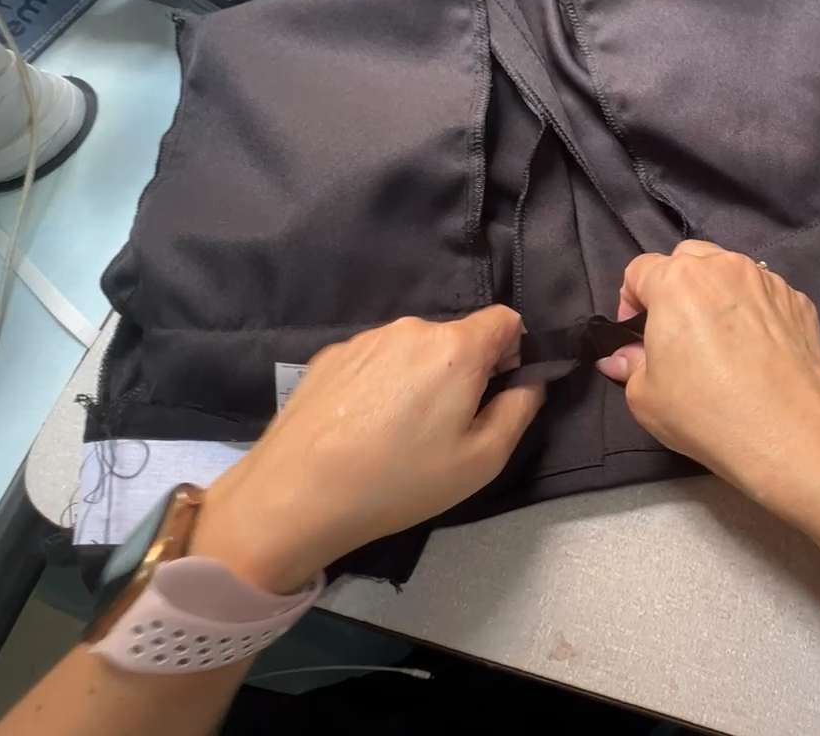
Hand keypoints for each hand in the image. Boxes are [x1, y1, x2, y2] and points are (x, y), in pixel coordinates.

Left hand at [191, 308, 543, 592]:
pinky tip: (363, 425)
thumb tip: (529, 381)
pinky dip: (384, 381)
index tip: (496, 391)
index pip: (506, 319)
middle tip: (446, 423)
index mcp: (456, 346)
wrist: (291, 500)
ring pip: (417, 348)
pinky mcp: (330, 355)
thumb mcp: (483, 459)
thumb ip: (522, 407)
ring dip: (423, 375)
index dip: (513, 351)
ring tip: (398, 428)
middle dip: (465, 369)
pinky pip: (378, 358)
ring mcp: (366, 339)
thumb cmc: (399, 480)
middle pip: (459, 336)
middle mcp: (412, 329)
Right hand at [596, 240, 819, 508]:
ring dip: (717, 291)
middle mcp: (723, 267)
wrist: (789, 430)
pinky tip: (756, 346)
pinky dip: (754, 308)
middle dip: (674, 284)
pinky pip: (765, 293)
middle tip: (675, 327)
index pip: (640, 270)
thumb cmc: (706, 410)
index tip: (635, 331)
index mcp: (677, 281)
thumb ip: (630, 365)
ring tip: (718, 335)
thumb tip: (618, 357)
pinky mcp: (798, 300)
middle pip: (688, 258)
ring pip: (731, 270)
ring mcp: (767, 280)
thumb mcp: (646, 397)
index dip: (630, 298)